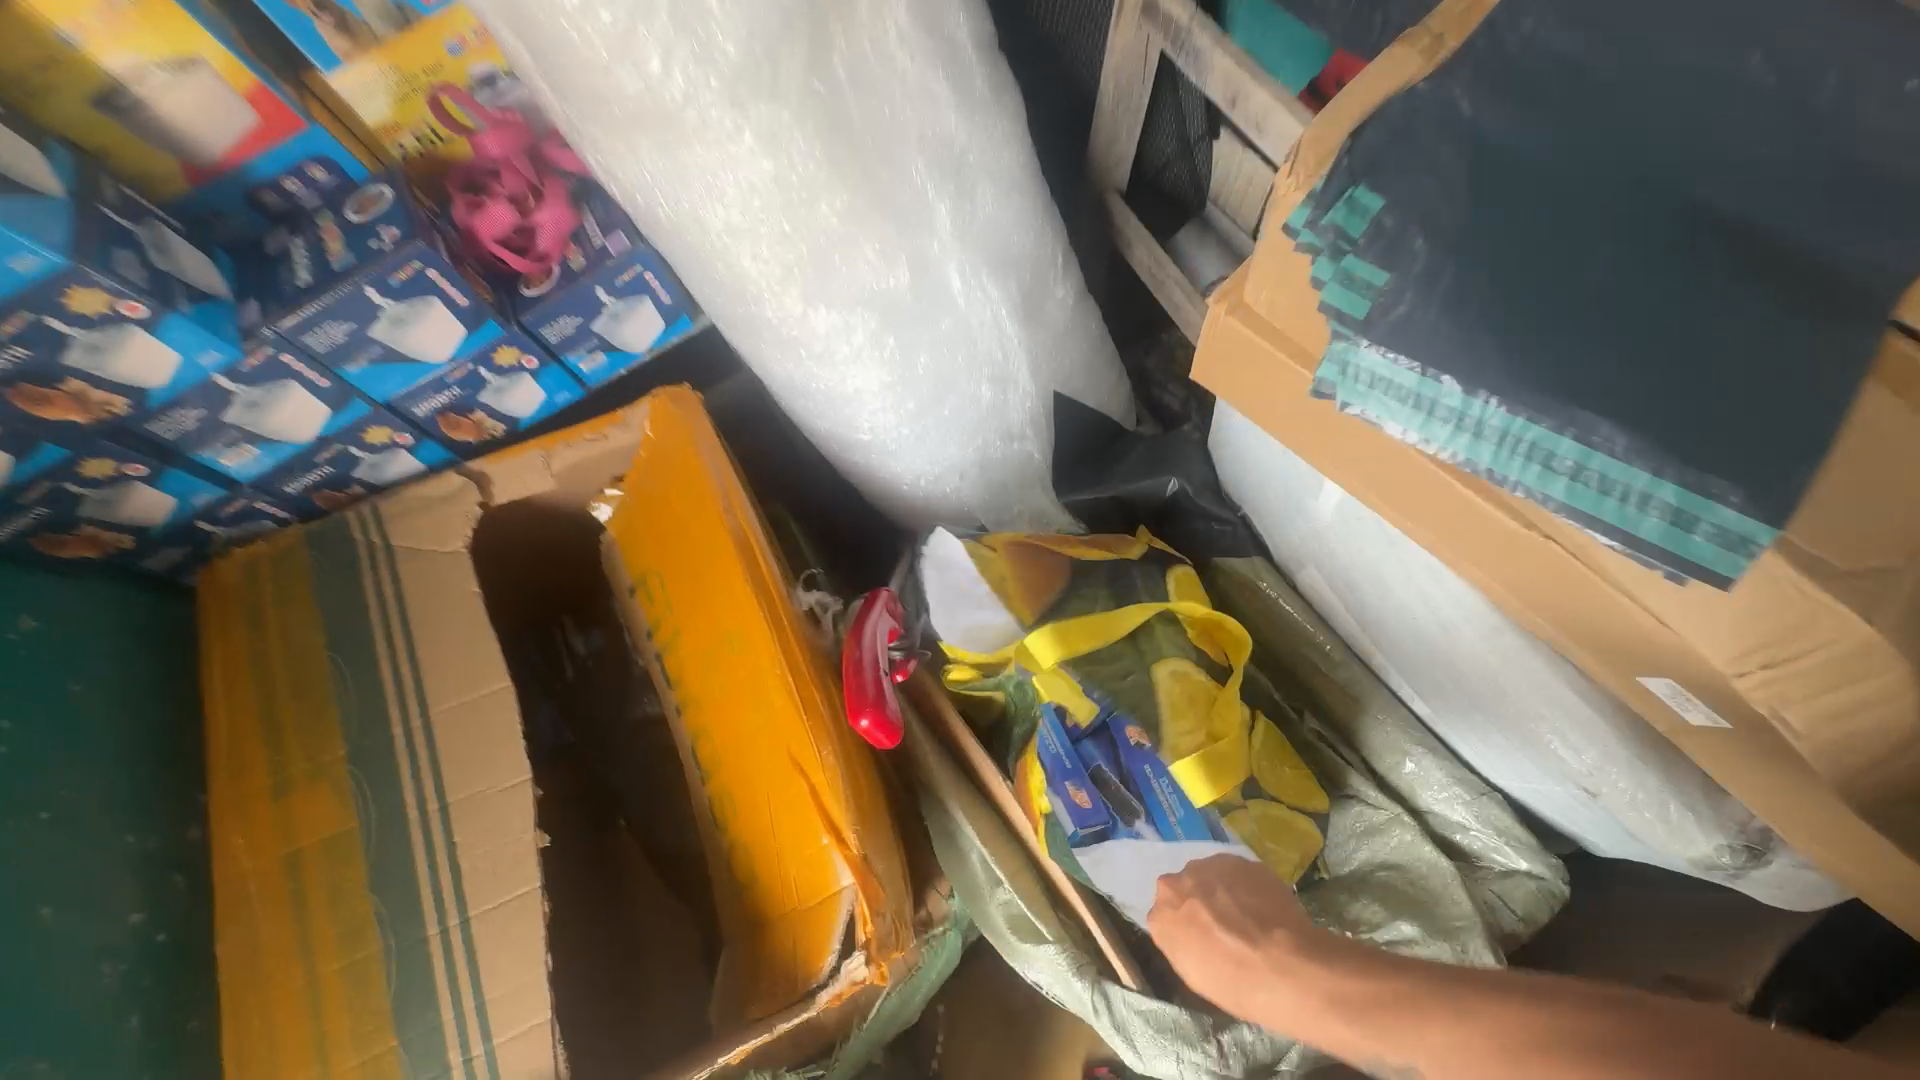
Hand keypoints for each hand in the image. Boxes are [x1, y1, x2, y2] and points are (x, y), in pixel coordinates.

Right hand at [1147, 854, 1321, 1019]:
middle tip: (1225, 927)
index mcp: (1161, 914)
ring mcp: (1212, 867)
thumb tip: (1192, 930)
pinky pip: (1240, 874)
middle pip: (1187, 888)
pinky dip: (1248, 887)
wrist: (1283, 966)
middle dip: (1201, 901)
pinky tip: (1266, 910)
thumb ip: (1181, 941)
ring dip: (1223, 890)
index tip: (1203, 940)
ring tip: (1249, 918)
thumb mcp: (1192, 974)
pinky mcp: (1244, 862)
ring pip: (1212, 875)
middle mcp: (1179, 882)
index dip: (1187, 926)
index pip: (1167, 915)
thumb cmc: (1233, 983)